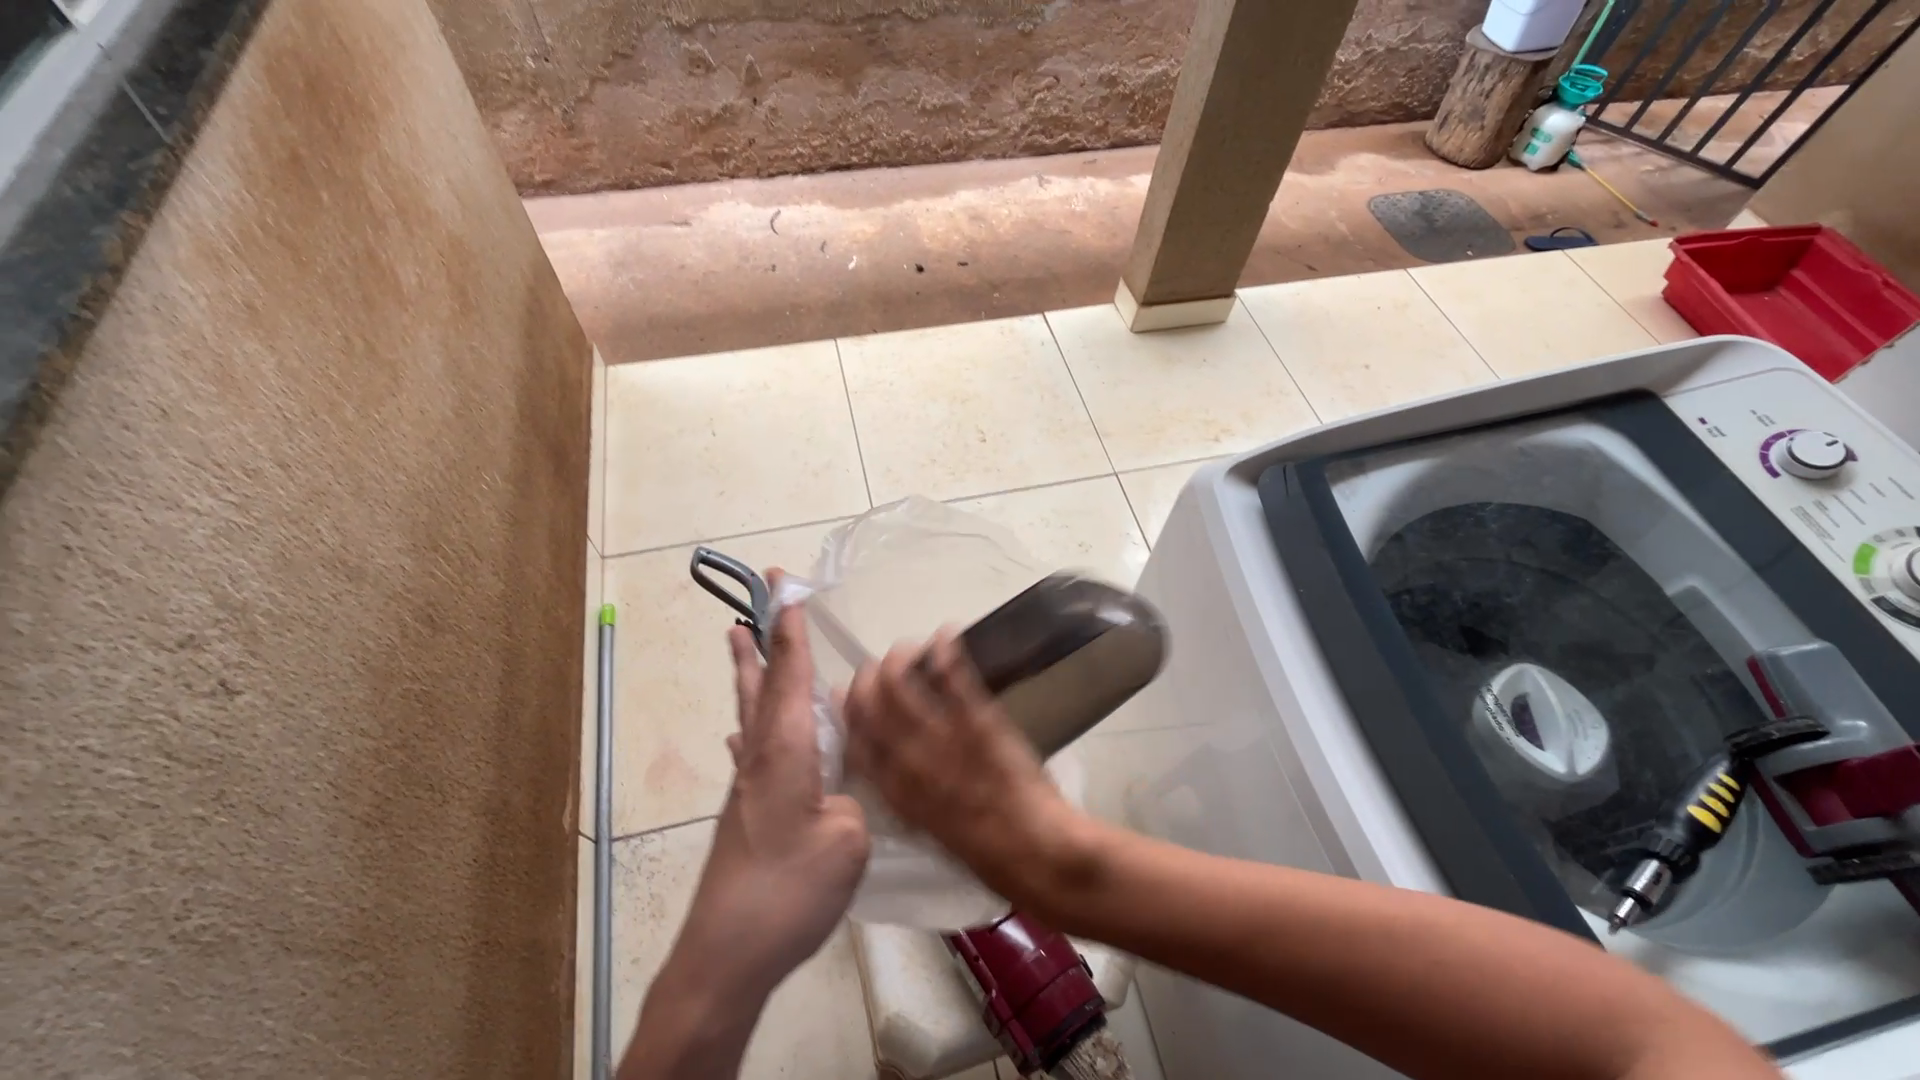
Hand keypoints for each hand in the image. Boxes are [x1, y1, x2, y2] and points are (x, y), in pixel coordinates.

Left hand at [671, 583, 870, 1001]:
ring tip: (737, 639)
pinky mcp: (743, 814)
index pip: (791, 678)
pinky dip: (750, 727)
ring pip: (749, 713)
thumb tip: (837, 801)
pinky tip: (743, 736)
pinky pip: (749, 752)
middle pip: (760, 684)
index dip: (792, 633)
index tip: (787, 590)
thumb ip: (850, 805)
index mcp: (786, 752)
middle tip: (753, 597)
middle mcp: (760, 758)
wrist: (727, 952)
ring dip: (749, 673)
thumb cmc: (789, 889)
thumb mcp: (846, 841)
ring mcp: (747, 787)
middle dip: (761, 638)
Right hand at [840, 632, 1088, 904]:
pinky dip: (945, 649)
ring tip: (911, 649)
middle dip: (869, 676)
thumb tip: (898, 773)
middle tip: (881, 667)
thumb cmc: (986, 853)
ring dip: (901, 657)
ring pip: (899, 682)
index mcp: (894, 792)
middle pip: (869, 702)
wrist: (1033, 850)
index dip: (846, 710)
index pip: (854, 740)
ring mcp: (940, 737)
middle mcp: (907, 760)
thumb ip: (909, 798)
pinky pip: (951, 675)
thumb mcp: (932, 832)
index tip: (848, 694)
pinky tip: (946, 635)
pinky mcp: (976, 720)